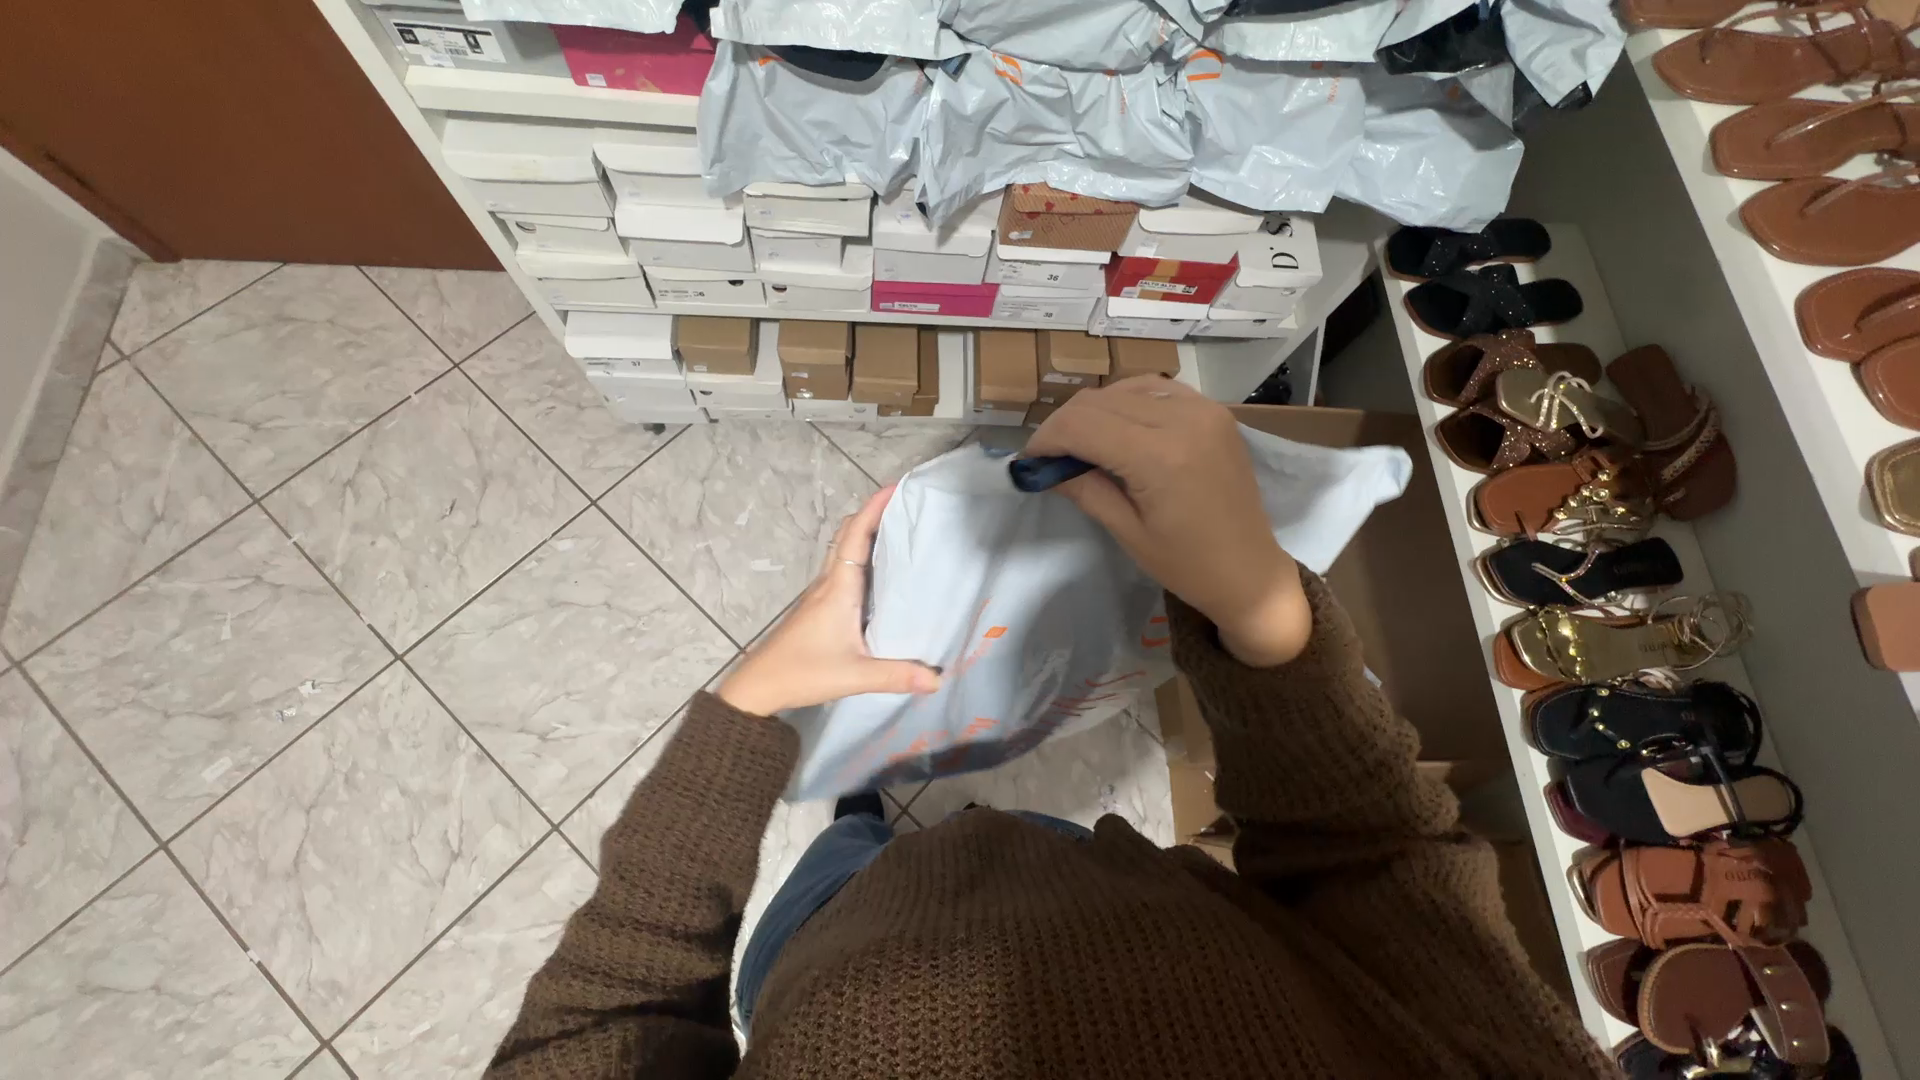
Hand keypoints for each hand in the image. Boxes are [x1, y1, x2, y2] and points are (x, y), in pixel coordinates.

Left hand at [716, 486, 941, 715]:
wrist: (758, 685)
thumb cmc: (802, 672)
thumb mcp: (853, 675)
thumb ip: (896, 676)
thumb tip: (937, 680)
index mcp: (839, 588)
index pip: (856, 535)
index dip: (874, 508)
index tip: (897, 488)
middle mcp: (828, 583)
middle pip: (849, 534)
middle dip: (874, 514)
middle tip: (906, 507)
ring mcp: (821, 593)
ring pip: (844, 550)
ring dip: (866, 534)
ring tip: (900, 532)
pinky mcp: (818, 606)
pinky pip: (842, 569)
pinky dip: (861, 557)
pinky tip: (880, 573)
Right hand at [1026, 377, 1309, 666]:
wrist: (1250, 571)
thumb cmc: (1188, 565)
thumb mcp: (1128, 532)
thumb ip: (1086, 490)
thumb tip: (1046, 469)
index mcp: (1159, 457)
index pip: (1082, 426)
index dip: (1047, 439)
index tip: (1030, 461)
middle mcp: (1183, 420)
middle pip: (1098, 402)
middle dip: (1064, 425)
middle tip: (1050, 457)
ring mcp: (1203, 410)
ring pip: (1124, 388)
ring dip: (1094, 411)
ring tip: (1081, 444)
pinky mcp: (1214, 412)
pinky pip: (1157, 389)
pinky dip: (1127, 401)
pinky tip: (1117, 427)